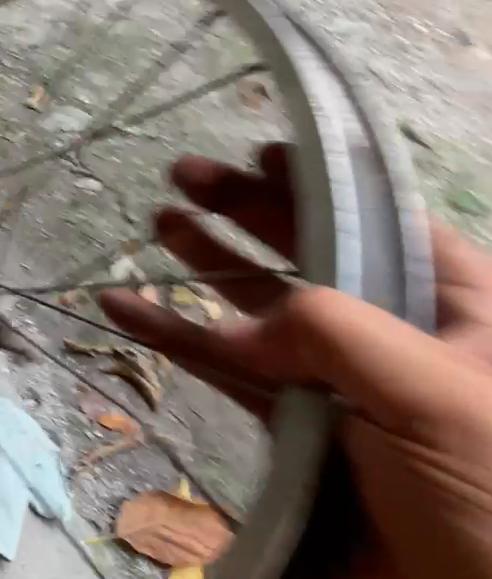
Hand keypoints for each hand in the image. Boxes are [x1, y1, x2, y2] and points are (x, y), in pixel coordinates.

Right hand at [101, 144, 491, 578]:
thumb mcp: (440, 396)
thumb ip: (333, 329)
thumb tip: (238, 326)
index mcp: (471, 325)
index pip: (396, 230)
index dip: (331, 188)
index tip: (264, 151)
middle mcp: (403, 344)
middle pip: (315, 254)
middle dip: (248, 211)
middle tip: (184, 174)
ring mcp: (342, 385)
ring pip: (258, 305)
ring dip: (202, 263)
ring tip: (157, 222)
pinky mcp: (293, 427)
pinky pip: (219, 365)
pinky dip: (167, 333)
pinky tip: (121, 305)